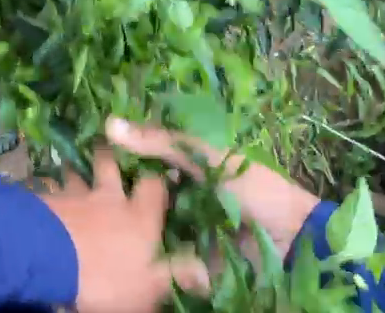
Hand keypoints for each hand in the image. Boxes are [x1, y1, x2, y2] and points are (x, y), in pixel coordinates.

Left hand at [37, 137, 210, 312]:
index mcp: (137, 217)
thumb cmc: (106, 276)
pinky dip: (48, 187)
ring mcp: (74, 195)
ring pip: (75, 173)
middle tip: (107, 146)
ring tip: (71, 161)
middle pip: (108, 165)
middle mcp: (107, 198)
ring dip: (74, 170)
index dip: (157, 179)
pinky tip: (45, 186)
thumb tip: (206, 269)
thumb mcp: (149, 285)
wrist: (50, 257)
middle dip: (108, 155)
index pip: (153, 188)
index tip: (159, 171)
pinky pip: (48, 186)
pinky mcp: (46, 199)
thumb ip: (176, 273)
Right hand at [103, 116, 321, 264]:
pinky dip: (152, 254)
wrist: (295, 242)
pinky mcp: (194, 261)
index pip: (144, 157)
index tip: (89, 153)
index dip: (119, 156)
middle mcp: (183, 193)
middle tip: (89, 194)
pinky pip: (166, 256)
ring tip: (100, 224)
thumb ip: (159, 142)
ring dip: (132, 226)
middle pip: (143, 192)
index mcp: (186, 164)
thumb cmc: (252, 187)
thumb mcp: (204, 157)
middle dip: (120, 194)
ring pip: (150, 224)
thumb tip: (108, 124)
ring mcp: (188, 228)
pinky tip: (125, 250)